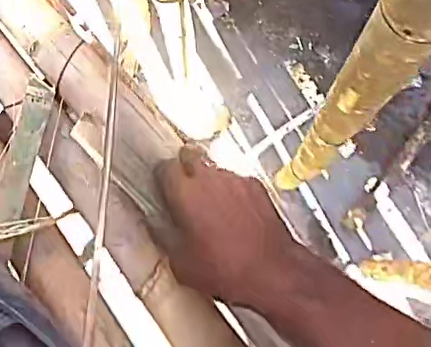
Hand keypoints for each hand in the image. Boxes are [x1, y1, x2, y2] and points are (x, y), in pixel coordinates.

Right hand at [154, 146, 318, 311]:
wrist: (275, 274)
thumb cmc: (227, 271)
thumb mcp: (183, 265)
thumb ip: (163, 237)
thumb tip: (155, 225)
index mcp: (183, 190)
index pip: (163, 167)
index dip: (163, 179)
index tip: (164, 192)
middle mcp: (206, 175)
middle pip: (188, 156)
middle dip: (185, 169)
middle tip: (187, 193)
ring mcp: (232, 177)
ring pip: (212, 169)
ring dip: (210, 183)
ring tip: (216, 211)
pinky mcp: (254, 184)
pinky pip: (236, 181)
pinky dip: (233, 193)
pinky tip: (238, 216)